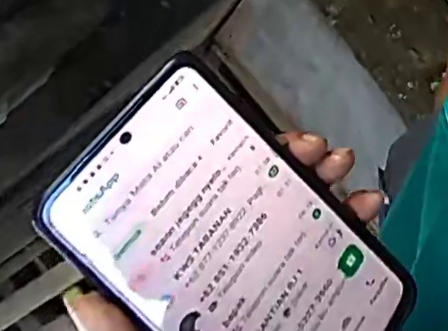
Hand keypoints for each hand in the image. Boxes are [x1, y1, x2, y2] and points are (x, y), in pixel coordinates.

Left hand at [61, 133, 384, 330]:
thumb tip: (82, 299)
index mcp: (206, 274)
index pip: (222, 200)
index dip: (250, 163)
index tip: (274, 145)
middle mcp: (245, 268)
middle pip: (274, 196)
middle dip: (301, 164)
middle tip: (317, 153)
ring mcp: (282, 282)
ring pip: (312, 215)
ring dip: (334, 187)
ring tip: (344, 174)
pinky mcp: (316, 301)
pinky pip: (340, 253)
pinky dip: (357, 226)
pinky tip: (365, 213)